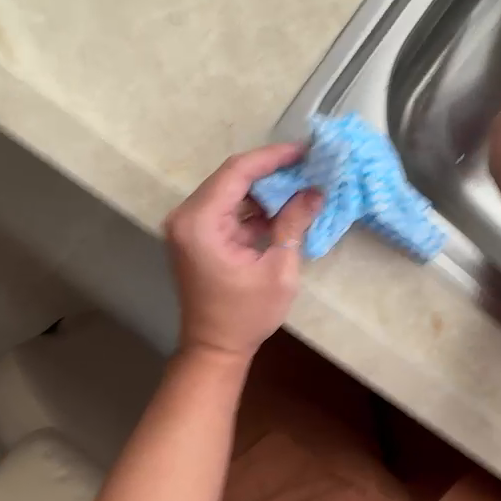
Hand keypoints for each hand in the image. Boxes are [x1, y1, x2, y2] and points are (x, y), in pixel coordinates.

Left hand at [163, 144, 322, 362]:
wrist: (215, 348)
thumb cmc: (246, 315)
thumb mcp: (278, 270)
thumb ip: (293, 224)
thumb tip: (314, 191)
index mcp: (200, 222)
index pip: (237, 172)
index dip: (272, 158)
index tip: (304, 151)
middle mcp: (186, 216)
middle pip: (231, 178)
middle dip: (270, 172)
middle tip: (307, 167)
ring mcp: (188, 226)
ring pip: (230, 192)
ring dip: (263, 190)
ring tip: (300, 186)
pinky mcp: (196, 237)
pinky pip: (226, 210)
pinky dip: (253, 209)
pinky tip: (281, 211)